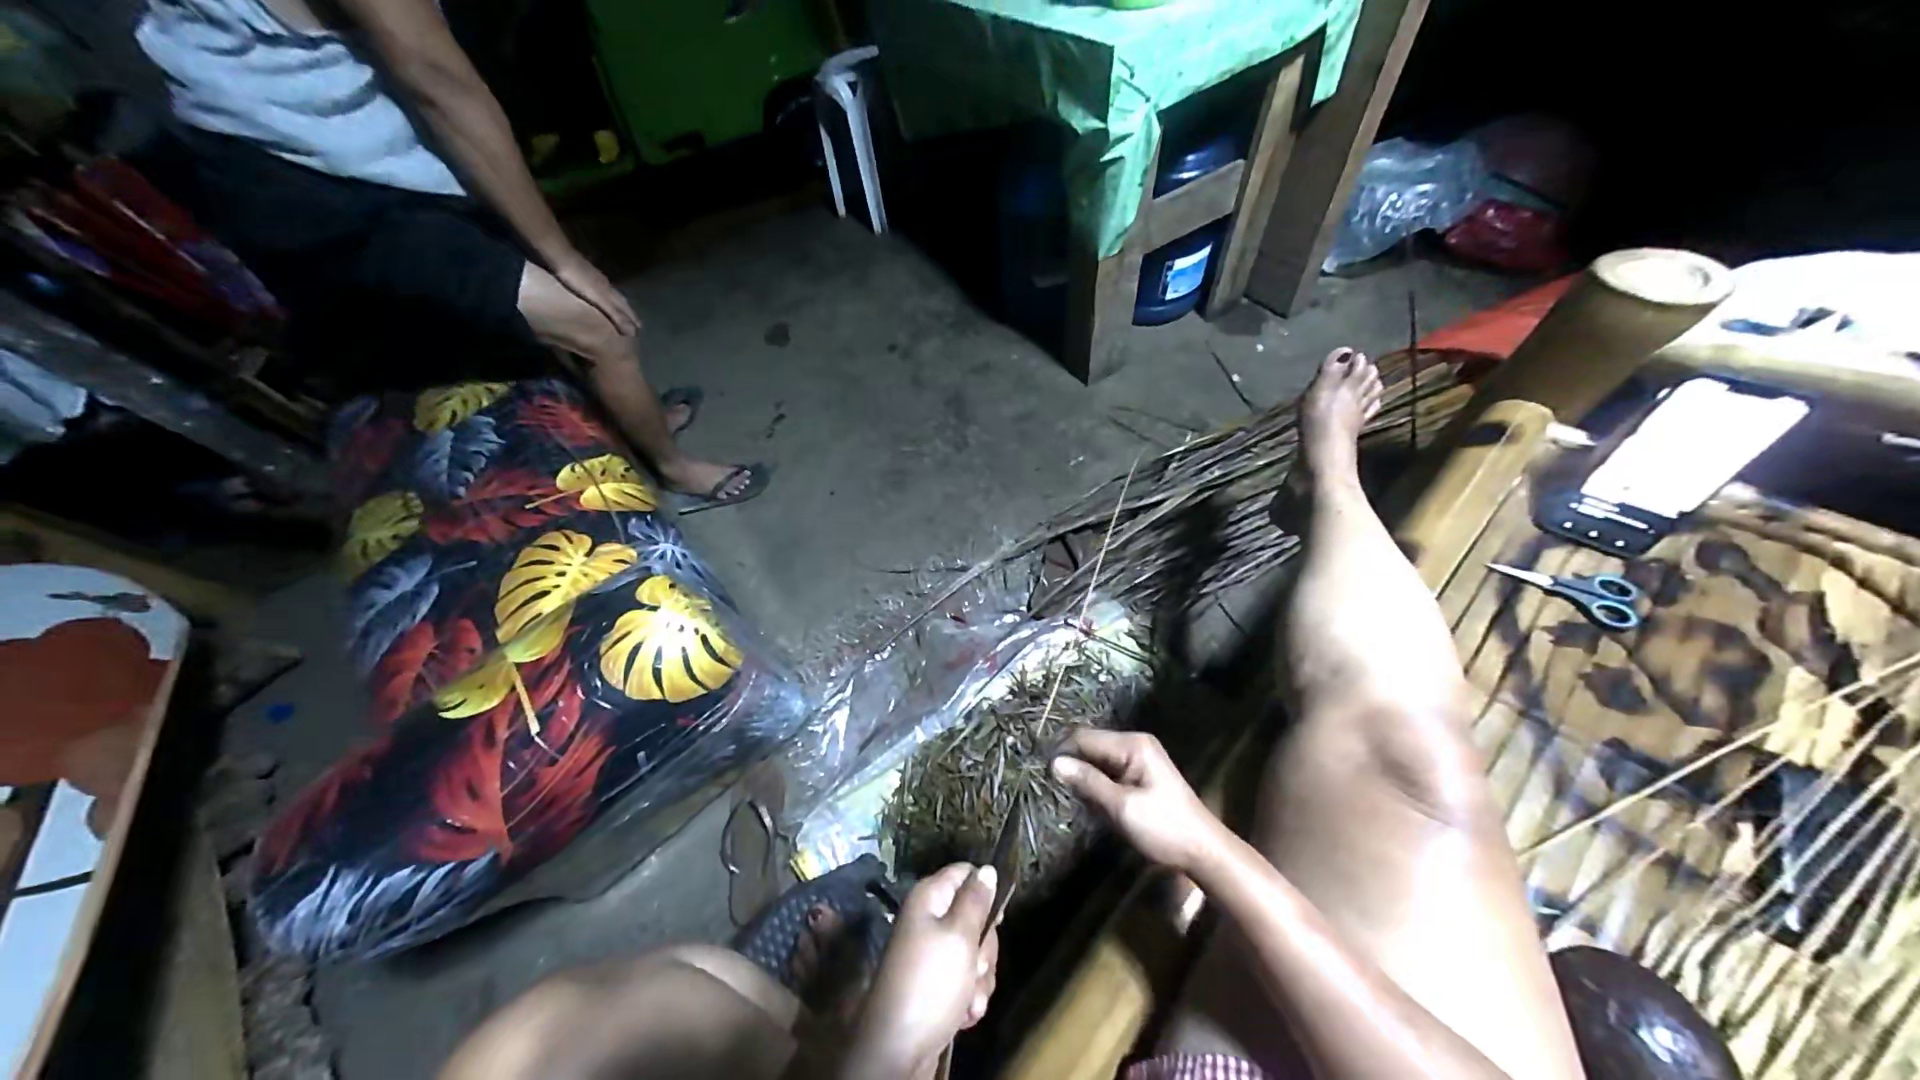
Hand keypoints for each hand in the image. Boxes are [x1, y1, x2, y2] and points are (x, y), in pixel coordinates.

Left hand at [550, 253, 640, 336]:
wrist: (558, 252)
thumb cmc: (576, 278)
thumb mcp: (597, 299)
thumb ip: (615, 314)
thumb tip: (633, 333)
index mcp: (610, 292)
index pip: (626, 308)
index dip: (633, 319)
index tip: (640, 329)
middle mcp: (605, 284)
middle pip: (620, 300)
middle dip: (628, 312)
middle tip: (634, 323)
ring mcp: (594, 277)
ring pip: (610, 293)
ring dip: (616, 303)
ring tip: (620, 311)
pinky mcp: (583, 271)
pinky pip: (599, 287)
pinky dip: (603, 295)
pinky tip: (598, 295)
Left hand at [841, 862, 1001, 1079]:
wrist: (898, 1049)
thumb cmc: (930, 983)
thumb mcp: (960, 936)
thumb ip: (976, 900)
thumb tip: (987, 868)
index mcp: (929, 897)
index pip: (965, 873)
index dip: (985, 890)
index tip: (997, 917)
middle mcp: (929, 919)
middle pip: (975, 915)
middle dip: (984, 946)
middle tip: (974, 965)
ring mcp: (931, 952)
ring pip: (974, 951)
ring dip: (979, 977)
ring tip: (968, 998)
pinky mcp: (935, 983)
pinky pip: (965, 978)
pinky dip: (970, 996)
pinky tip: (964, 1013)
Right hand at [1052, 730, 1226, 873]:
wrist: (1204, 850)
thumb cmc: (1164, 828)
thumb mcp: (1122, 807)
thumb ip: (1088, 782)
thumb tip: (1054, 763)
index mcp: (1133, 745)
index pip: (1085, 737)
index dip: (1062, 752)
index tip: (1042, 773)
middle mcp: (1134, 744)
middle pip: (1090, 745)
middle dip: (1072, 765)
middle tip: (1053, 788)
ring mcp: (1138, 758)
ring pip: (1097, 760)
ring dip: (1083, 777)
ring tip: (1070, 797)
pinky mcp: (1139, 774)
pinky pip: (1108, 771)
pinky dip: (1096, 785)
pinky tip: (1091, 802)